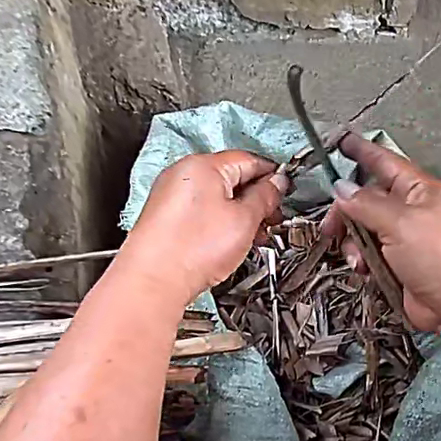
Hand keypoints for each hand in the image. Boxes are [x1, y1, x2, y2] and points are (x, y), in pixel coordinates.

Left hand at [117, 151, 290, 304]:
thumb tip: (276, 183)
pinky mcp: (169, 214)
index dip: (273, 176)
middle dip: (258, 197)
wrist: (155, 279)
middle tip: (272, 218)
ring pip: (221, 194)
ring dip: (243, 212)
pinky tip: (233, 238)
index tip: (285, 192)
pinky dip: (224, 220)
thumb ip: (266, 196)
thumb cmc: (192, 248)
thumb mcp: (245, 219)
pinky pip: (206, 208)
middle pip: (235, 176)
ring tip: (254, 234)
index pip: (250, 160)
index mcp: (203, 166)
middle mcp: (184, 173)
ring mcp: (173, 194)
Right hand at [321, 133, 440, 334]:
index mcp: (421, 191)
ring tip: (357, 259)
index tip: (339, 141)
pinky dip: (362, 262)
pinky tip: (364, 271)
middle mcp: (414, 212)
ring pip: (364, 230)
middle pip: (368, 200)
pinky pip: (370, 256)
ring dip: (353, 243)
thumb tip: (342, 188)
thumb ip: (366, 203)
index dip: (362, 152)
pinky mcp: (400, 266)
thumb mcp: (401, 222)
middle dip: (346, 212)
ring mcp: (407, 240)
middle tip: (331, 228)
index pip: (386, 162)